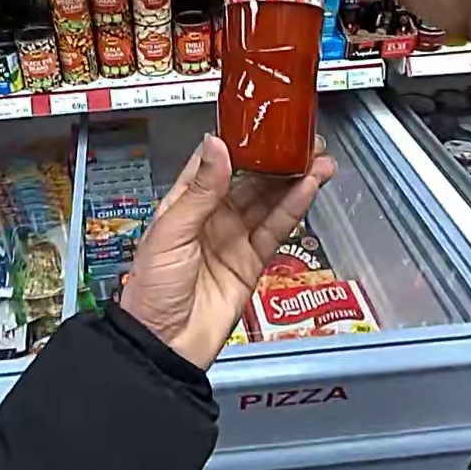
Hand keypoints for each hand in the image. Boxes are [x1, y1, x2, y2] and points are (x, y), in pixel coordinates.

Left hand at [120, 134, 335, 369]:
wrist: (165, 344)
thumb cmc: (152, 288)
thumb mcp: (172, 231)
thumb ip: (201, 190)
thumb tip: (216, 146)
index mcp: (184, 203)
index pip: (214, 163)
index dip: (239, 144)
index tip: (262, 125)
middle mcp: (211, 216)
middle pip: (250, 180)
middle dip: (276, 161)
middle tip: (303, 143)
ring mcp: (233, 238)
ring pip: (268, 202)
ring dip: (292, 181)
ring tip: (318, 161)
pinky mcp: (251, 262)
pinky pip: (275, 230)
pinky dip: (293, 209)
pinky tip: (308, 189)